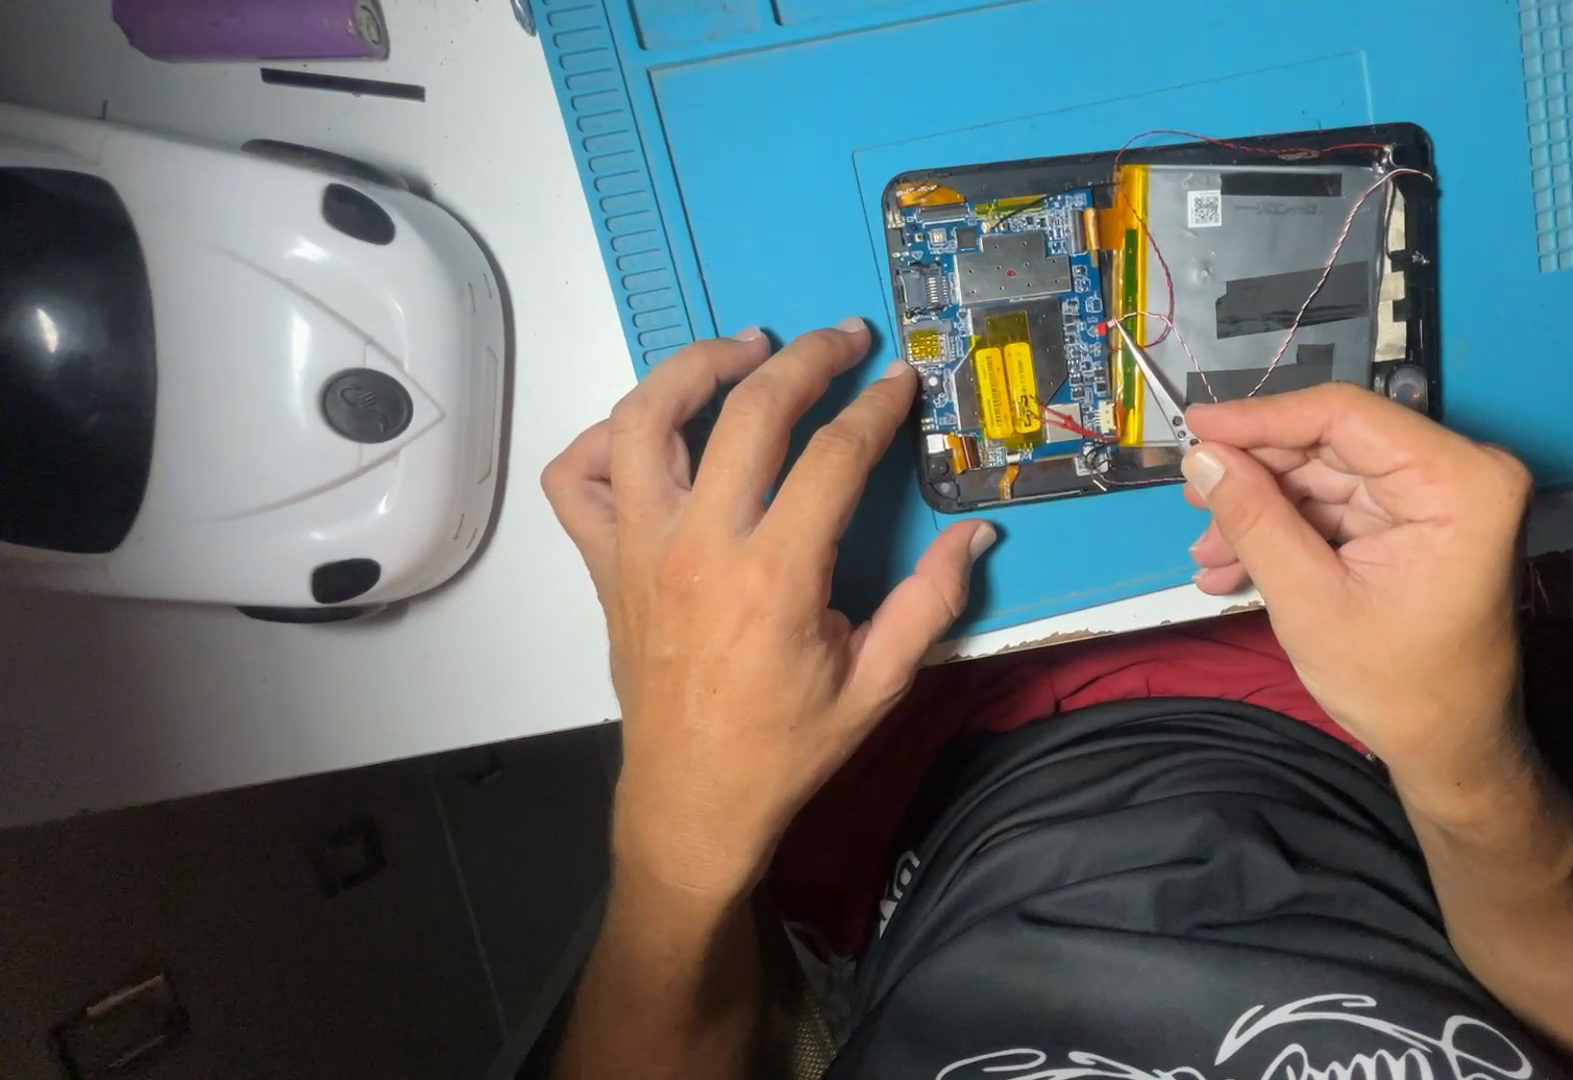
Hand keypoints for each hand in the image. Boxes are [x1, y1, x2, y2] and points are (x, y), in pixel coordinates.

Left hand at [542, 320, 995, 896]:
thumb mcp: (879, 684)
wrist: (693, 801)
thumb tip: (976, 534)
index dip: (876, 408)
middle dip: (806, 360)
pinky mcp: (602, 564)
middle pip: (748, 413)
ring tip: (747, 347)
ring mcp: (637, 549)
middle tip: (843, 337)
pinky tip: (652, 431)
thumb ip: (931, 603)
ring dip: (697, 366)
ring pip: (644, 419)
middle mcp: (698, 546)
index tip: (900, 382)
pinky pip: (577, 477)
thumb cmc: (788, 746)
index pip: (833, 457)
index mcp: (775, 577)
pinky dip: (605, 436)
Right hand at [1180, 384, 1532, 814]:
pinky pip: (1325, 507)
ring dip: (1255, 513)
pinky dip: (1276, 532)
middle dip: (1252, 478)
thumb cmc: (1395, 684)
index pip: (1343, 417)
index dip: (1260, 419)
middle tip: (1192, 502)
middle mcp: (1450, 474)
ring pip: (1316, 477)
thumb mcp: (1309, 601)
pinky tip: (1233, 567)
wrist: (1445, 745)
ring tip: (1208, 554)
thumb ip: (1253, 520)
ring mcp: (1426, 498)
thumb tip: (1202, 458)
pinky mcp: (1403, 521)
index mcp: (1455, 482)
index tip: (1195, 427)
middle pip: (1325, 447)